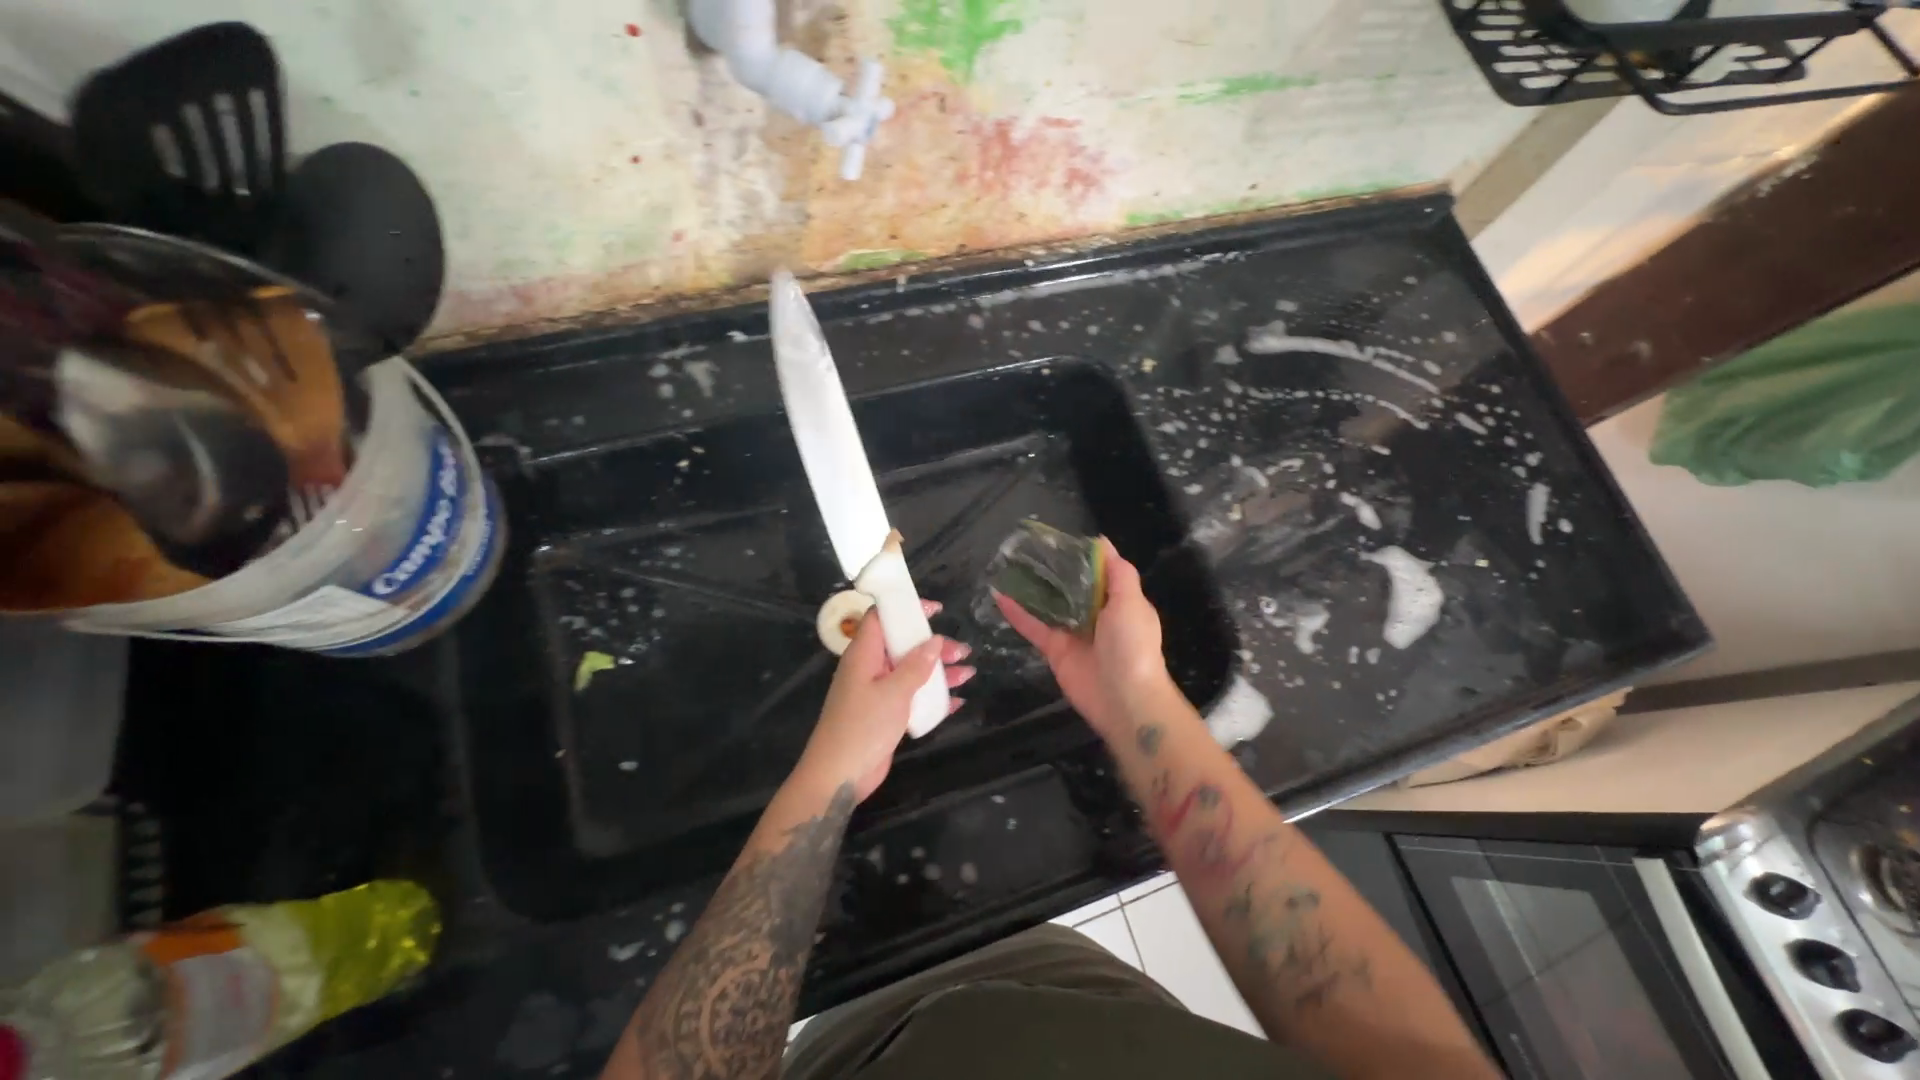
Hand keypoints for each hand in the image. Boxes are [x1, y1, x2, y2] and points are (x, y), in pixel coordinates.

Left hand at [793, 603, 974, 802]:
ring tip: (968, 672)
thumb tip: (934, 641)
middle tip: (961, 650)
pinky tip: (957, 700)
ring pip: (910, 672)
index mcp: (864, 654)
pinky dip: (932, 697)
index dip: (905, 608)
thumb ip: (915, 666)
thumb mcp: (893, 693)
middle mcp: (869, 668)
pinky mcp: (884, 715)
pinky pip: (912, 697)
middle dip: (932, 645)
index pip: (881, 618)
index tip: (935, 609)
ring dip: (938, 671)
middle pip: (902, 645)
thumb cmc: (862, 727)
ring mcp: (876, 692)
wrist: (838, 776)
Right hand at [994, 537, 1171, 739]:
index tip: (1059, 537)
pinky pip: (1034, 628)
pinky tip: (999, 596)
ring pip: (1050, 605)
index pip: (1099, 572)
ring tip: (1009, 565)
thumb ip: (1117, 572)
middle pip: (1071, 587)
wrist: (1125, 700)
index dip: (1081, 555)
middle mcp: (1096, 615)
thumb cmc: (1133, 645)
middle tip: (1027, 547)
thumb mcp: (1132, 601)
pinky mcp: (1055, 650)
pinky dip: (1017, 614)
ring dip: (1032, 588)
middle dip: (1053, 569)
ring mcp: (1074, 633)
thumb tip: (1102, 542)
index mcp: (1119, 602)